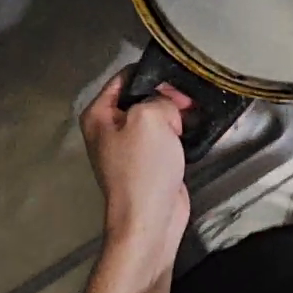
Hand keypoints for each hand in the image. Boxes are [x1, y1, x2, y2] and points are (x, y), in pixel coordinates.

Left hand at [79, 74, 191, 282]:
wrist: (149, 219)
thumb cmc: (143, 167)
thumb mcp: (149, 117)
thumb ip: (160, 99)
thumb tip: (169, 109)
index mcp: (98, 114)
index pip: (125, 76)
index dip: (153, 74)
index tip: (177, 78)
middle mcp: (109, 128)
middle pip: (142, 96)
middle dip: (167, 96)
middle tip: (188, 102)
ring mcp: (129, 146)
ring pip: (156, 116)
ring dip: (175, 115)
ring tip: (194, 115)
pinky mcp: (148, 161)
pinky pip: (164, 136)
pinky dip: (179, 132)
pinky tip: (193, 131)